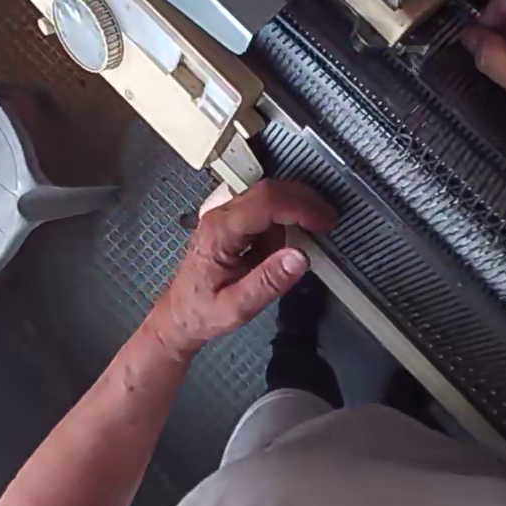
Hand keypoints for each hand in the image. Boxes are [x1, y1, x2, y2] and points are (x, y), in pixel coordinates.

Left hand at [141, 179, 337, 359]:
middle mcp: (220, 216)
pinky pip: (264, 211)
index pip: (265, 203)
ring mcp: (225, 216)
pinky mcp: (232, 221)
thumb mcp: (237, 308)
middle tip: (327, 221)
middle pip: (269, 191)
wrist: (178, 315)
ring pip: (269, 197)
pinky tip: (278, 250)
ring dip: (292, 214)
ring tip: (297, 247)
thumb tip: (299, 258)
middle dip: (303, 202)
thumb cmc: (201, 312)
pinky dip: (282, 224)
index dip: (300, 206)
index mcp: (219, 232)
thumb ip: (268, 283)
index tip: (323, 220)